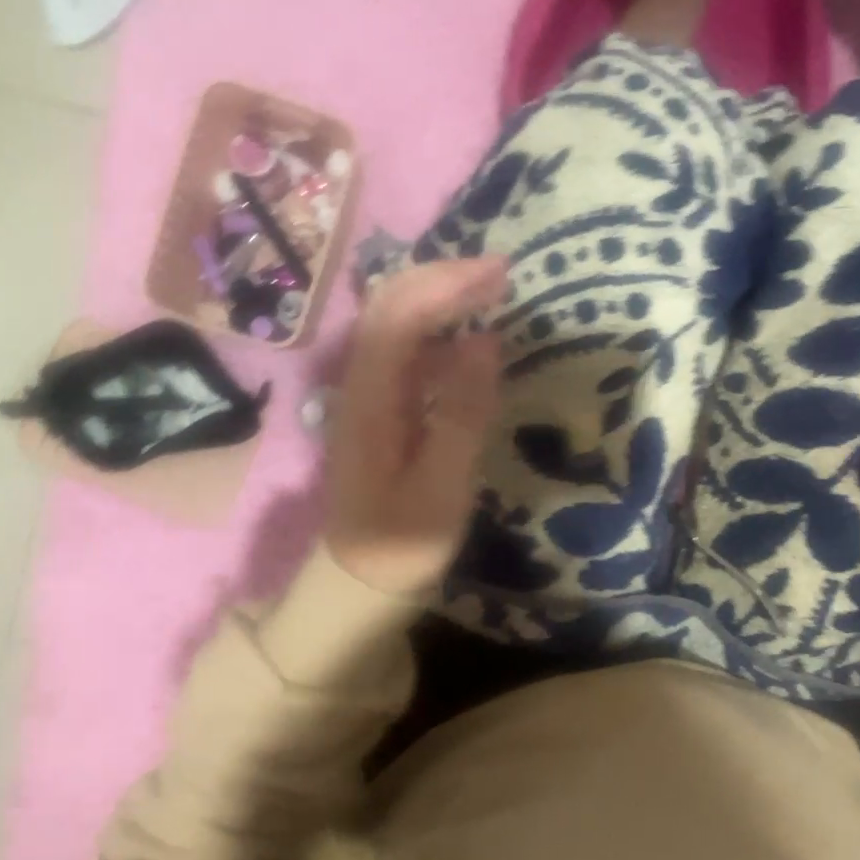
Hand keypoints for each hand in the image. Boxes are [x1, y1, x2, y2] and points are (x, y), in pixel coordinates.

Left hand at [325, 258, 507, 594]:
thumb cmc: (403, 545)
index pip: (398, 316)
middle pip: (390, 307)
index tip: (500, 274)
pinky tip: (471, 345)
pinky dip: (440, 334)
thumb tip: (483, 340)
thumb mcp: (442, 488)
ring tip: (492, 296)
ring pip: (396, 325)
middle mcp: (360, 386)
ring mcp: (368, 397)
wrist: (359, 584)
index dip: (446, 283)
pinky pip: (407, 354)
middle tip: (501, 275)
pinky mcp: (382, 411)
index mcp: (369, 400)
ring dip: (441, 300)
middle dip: (443, 279)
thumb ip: (462, 414)